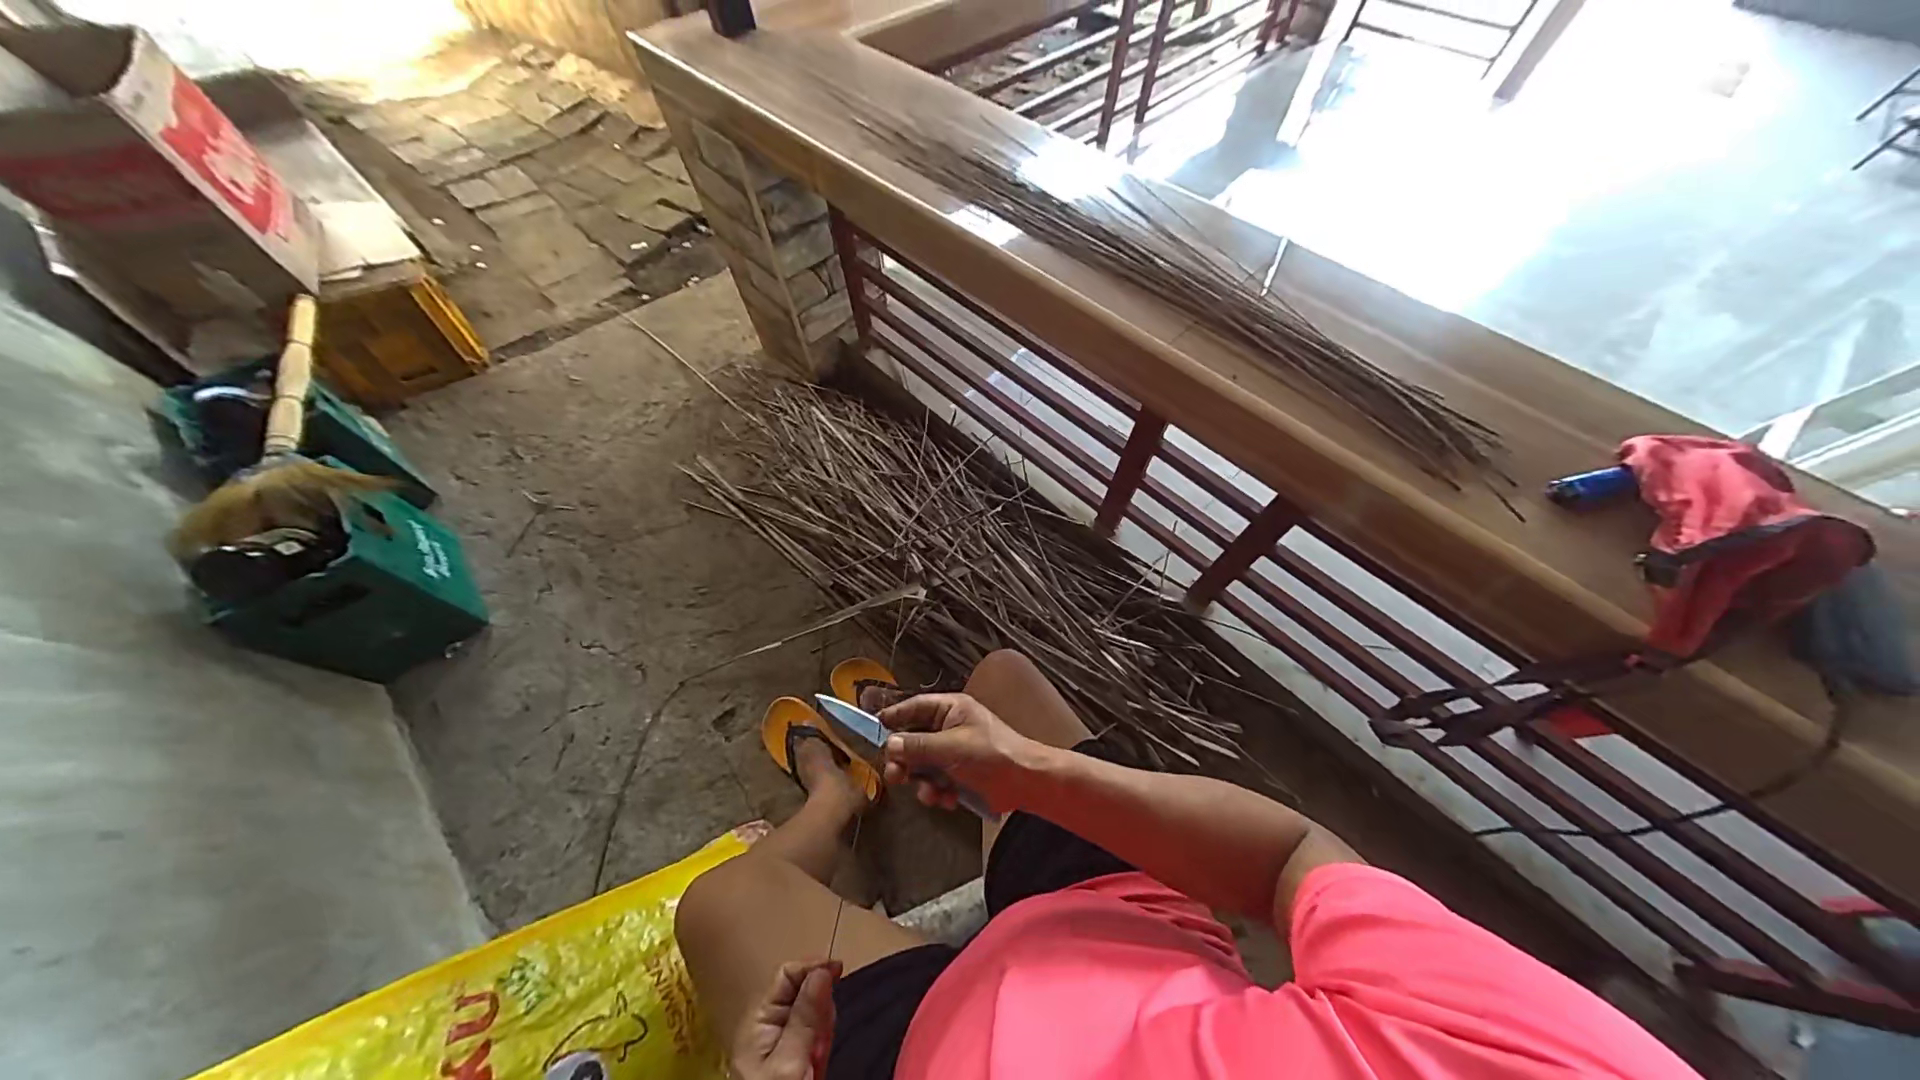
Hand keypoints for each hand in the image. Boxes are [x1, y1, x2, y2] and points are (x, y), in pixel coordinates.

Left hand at [730, 959, 839, 1079]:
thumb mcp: (791, 1061)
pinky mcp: (793, 1059)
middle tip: (821, 1039)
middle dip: (819, 1008)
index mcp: (759, 1020)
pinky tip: (818, 1065)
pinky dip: (821, 1045)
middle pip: (803, 993)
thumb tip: (822, 970)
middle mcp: (768, 1026)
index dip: (812, 967)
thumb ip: (806, 1015)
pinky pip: (814, 1037)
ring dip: (822, 1029)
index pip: (787, 974)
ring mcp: (780, 1043)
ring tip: (817, 1059)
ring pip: (812, 1014)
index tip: (839, 970)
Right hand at [877, 693, 1045, 813]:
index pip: (915, 707)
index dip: (894, 717)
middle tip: (895, 775)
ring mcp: (953, 754)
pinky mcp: (958, 776)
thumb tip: (889, 744)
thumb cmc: (992, 754)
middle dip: (905, 760)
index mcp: (951, 710)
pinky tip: (947, 799)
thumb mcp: (952, 747)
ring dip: (922, 782)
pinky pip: (936, 783)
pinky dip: (938, 793)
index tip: (873, 728)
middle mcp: (949, 728)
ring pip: (922, 766)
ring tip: (930, 793)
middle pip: (913, 741)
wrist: (1026, 782)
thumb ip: (919, 746)